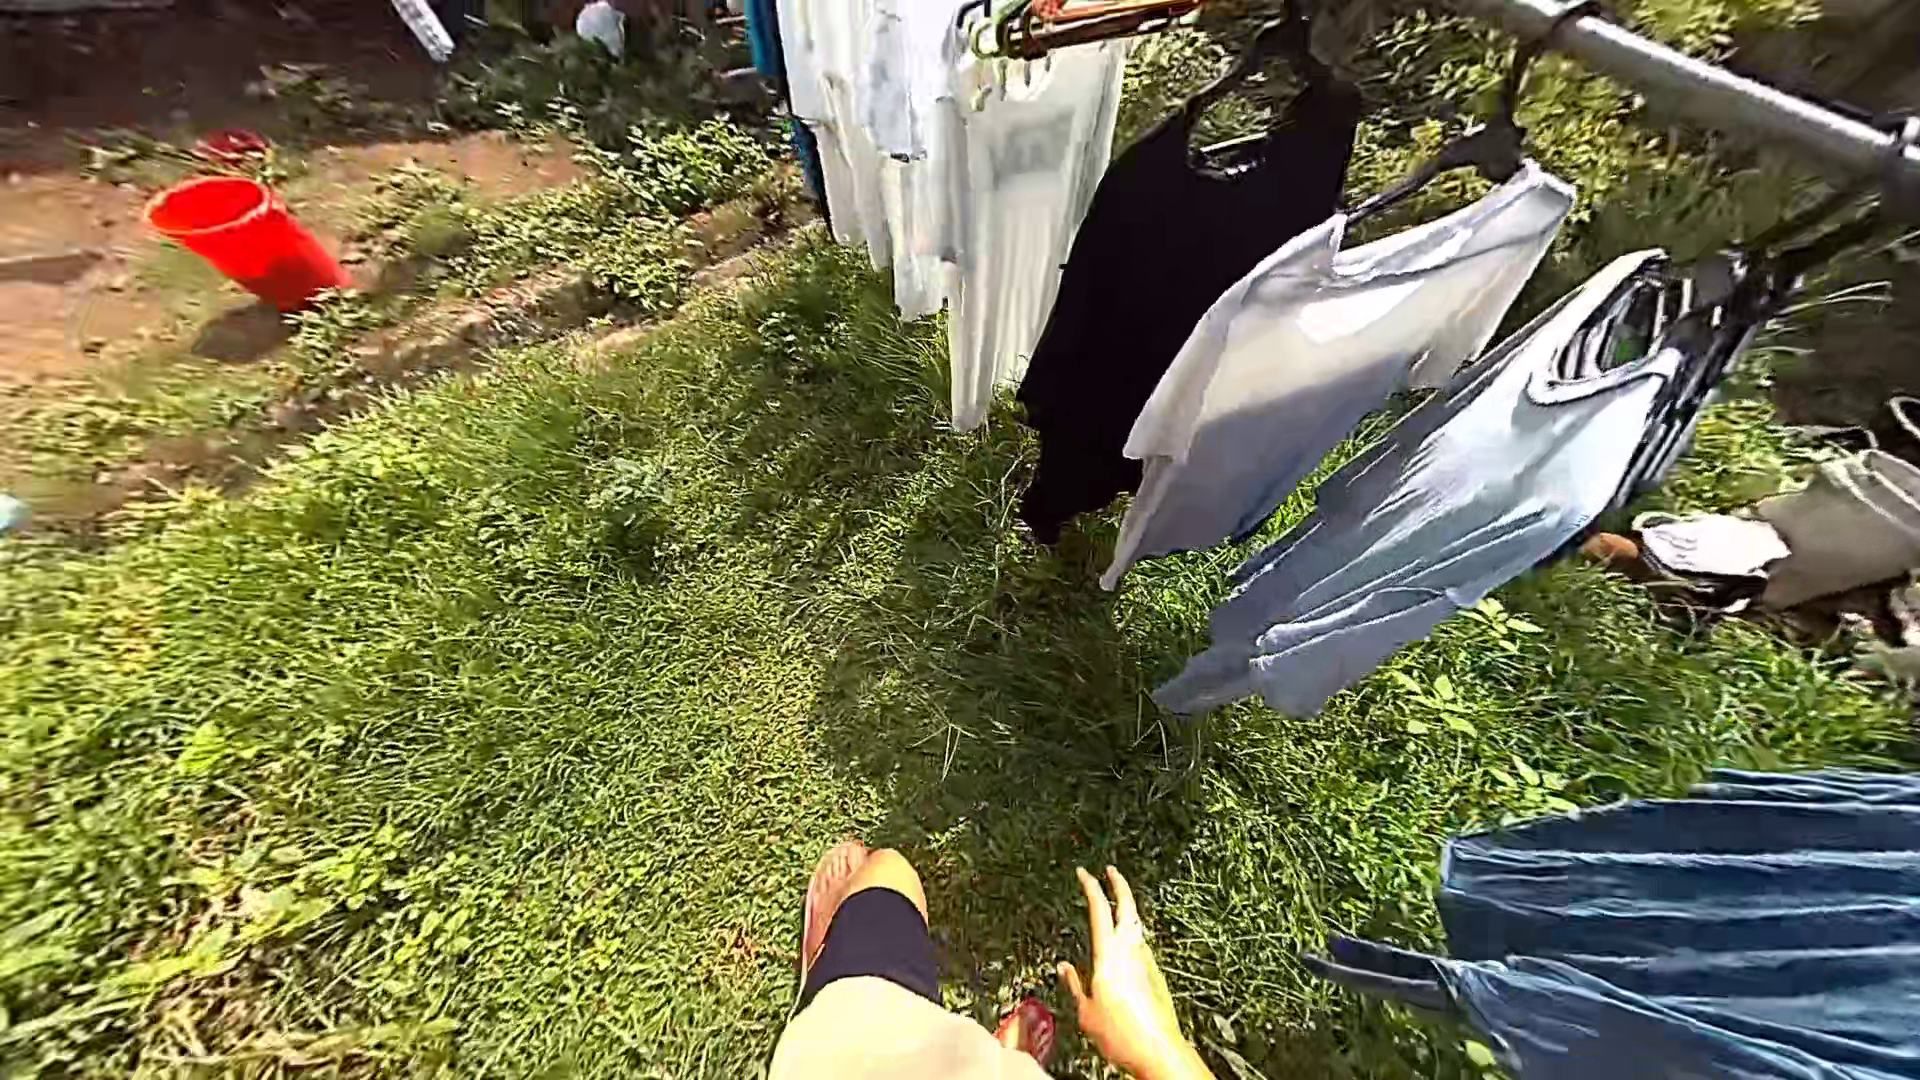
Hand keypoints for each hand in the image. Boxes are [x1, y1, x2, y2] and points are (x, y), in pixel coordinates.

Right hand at [1057, 866, 1213, 1079]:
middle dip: (1119, 883)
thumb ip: (1075, 986)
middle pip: (1127, 905)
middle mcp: (1129, 949)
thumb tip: (1063, 967)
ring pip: (1136, 922)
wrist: (1161, 1053)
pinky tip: (1127, 942)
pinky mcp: (1156, 973)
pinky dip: (1133, 931)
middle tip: (1111, 869)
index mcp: (1108, 953)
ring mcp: (1146, 959)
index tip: (1084, 872)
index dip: (1091, 886)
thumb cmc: (1122, 1036)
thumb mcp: (1087, 1014)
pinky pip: (1141, 942)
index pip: (1099, 908)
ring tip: (1118, 903)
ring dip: (1127, 907)